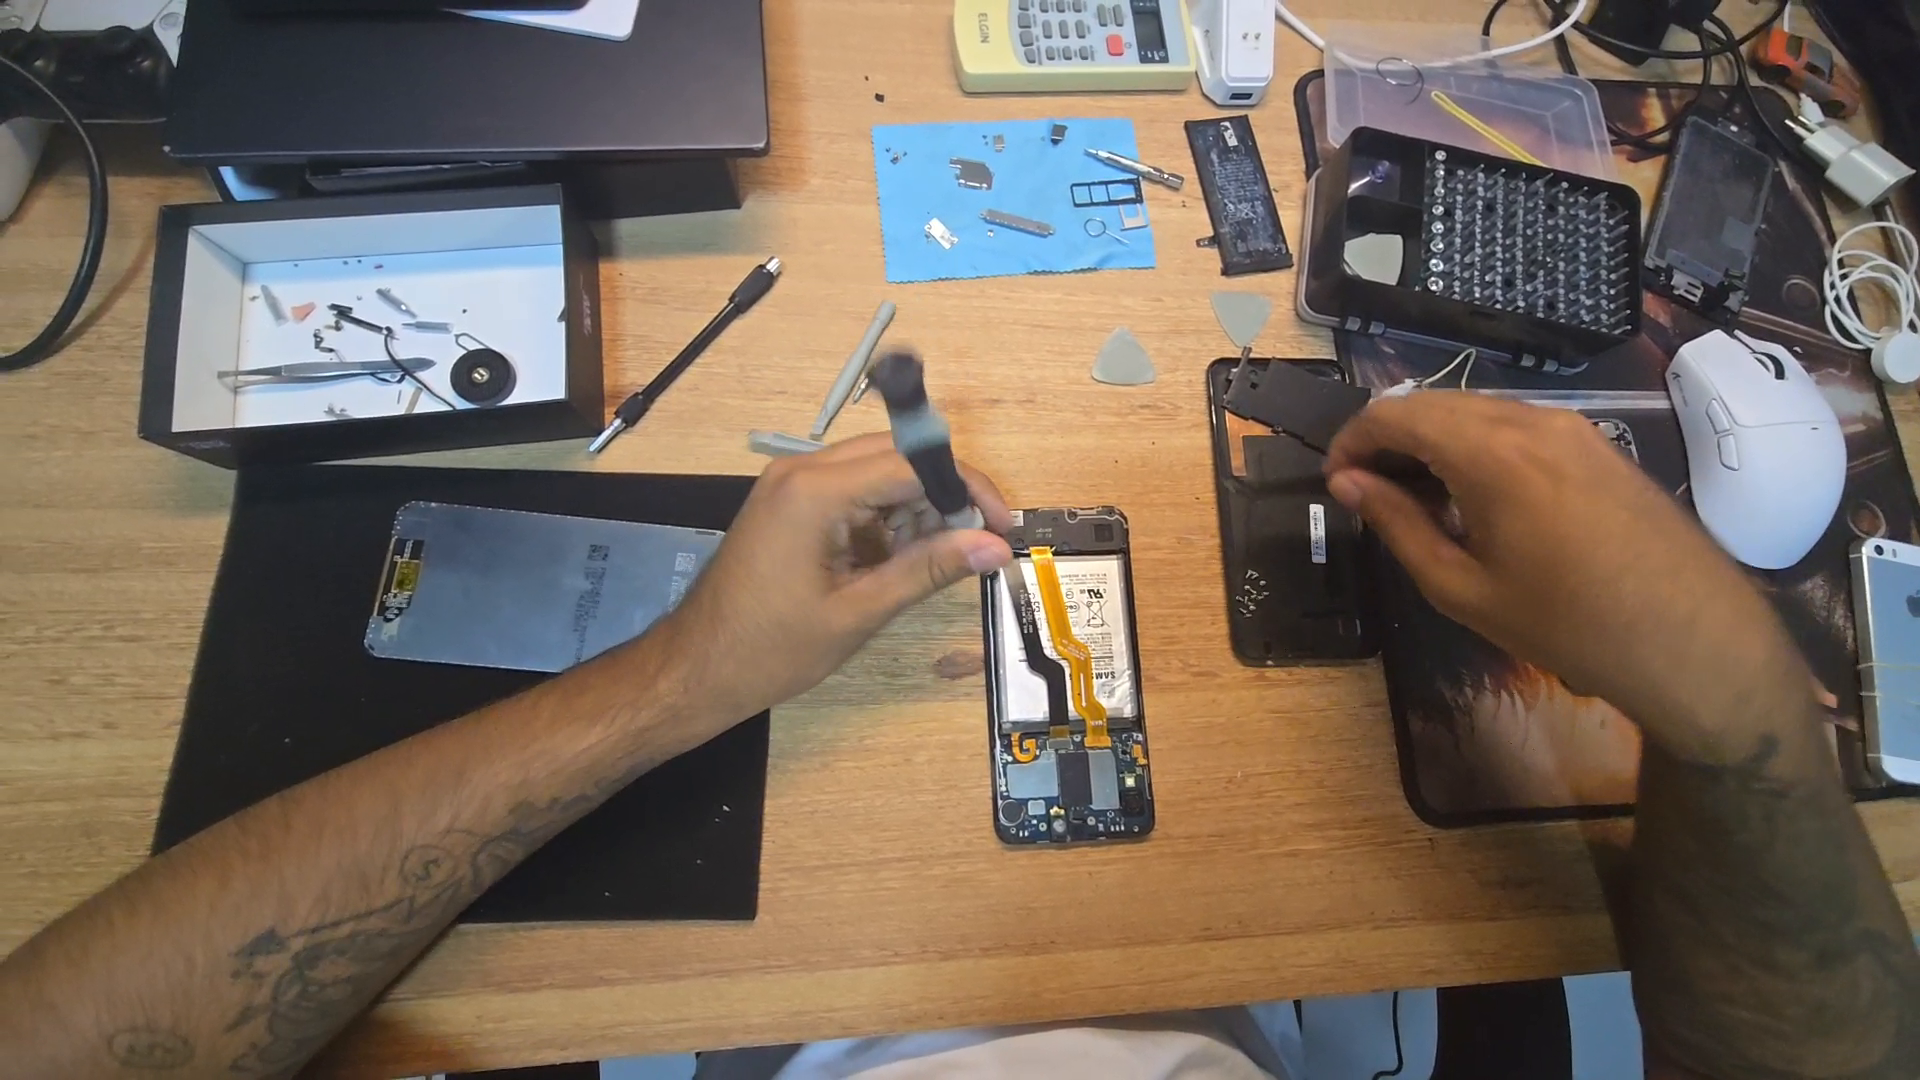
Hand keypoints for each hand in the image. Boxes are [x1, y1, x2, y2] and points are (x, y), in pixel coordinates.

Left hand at [649, 434, 1012, 727]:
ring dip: (918, 505)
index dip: (966, 489)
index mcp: (815, 491)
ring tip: (945, 553)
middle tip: (980, 538)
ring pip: (878, 471)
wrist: (697, 668)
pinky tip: (905, 553)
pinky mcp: (792, 502)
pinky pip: (855, 491)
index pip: (912, 464)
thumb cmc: (772, 649)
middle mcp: (803, 470)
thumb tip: (995, 547)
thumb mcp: (859, 612)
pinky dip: (888, 516)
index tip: (1002, 524)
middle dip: (945, 493)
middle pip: (896, 457)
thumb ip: (929, 569)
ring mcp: (793, 483)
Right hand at [1323, 393, 1807, 755]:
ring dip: (1424, 440)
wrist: (1695, 644)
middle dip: (1383, 438)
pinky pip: (1509, 423)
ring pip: (1469, 409)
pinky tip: (1463, 492)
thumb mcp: (1456, 584)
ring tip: (1408, 496)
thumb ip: (1395, 522)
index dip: (1351, 442)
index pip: (1394, 415)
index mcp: (1491, 453)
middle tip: (1362, 490)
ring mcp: (1571, 427)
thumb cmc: (1562, 623)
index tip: (1335, 482)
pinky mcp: (1595, 443)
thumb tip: (1346, 483)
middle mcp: (1531, 421)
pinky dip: (1466, 443)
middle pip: (1430, 404)